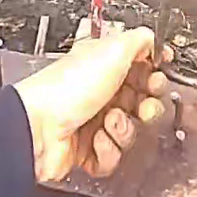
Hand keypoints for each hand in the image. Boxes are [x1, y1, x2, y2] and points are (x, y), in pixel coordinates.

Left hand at [13, 21, 168, 180]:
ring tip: (110, 121)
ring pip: (131, 130)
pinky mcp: (87, 151)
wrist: (37, 128)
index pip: (142, 68)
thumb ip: (142, 39)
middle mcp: (101, 92)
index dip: (155, 73)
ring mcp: (94, 122)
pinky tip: (96, 139)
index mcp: (106, 64)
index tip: (159, 76)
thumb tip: (155, 40)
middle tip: (144, 105)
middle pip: (142, 100)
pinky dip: (108, 151)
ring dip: (125, 128)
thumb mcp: (114, 48)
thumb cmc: (69, 86)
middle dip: (149, 105)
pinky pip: (113, 156)